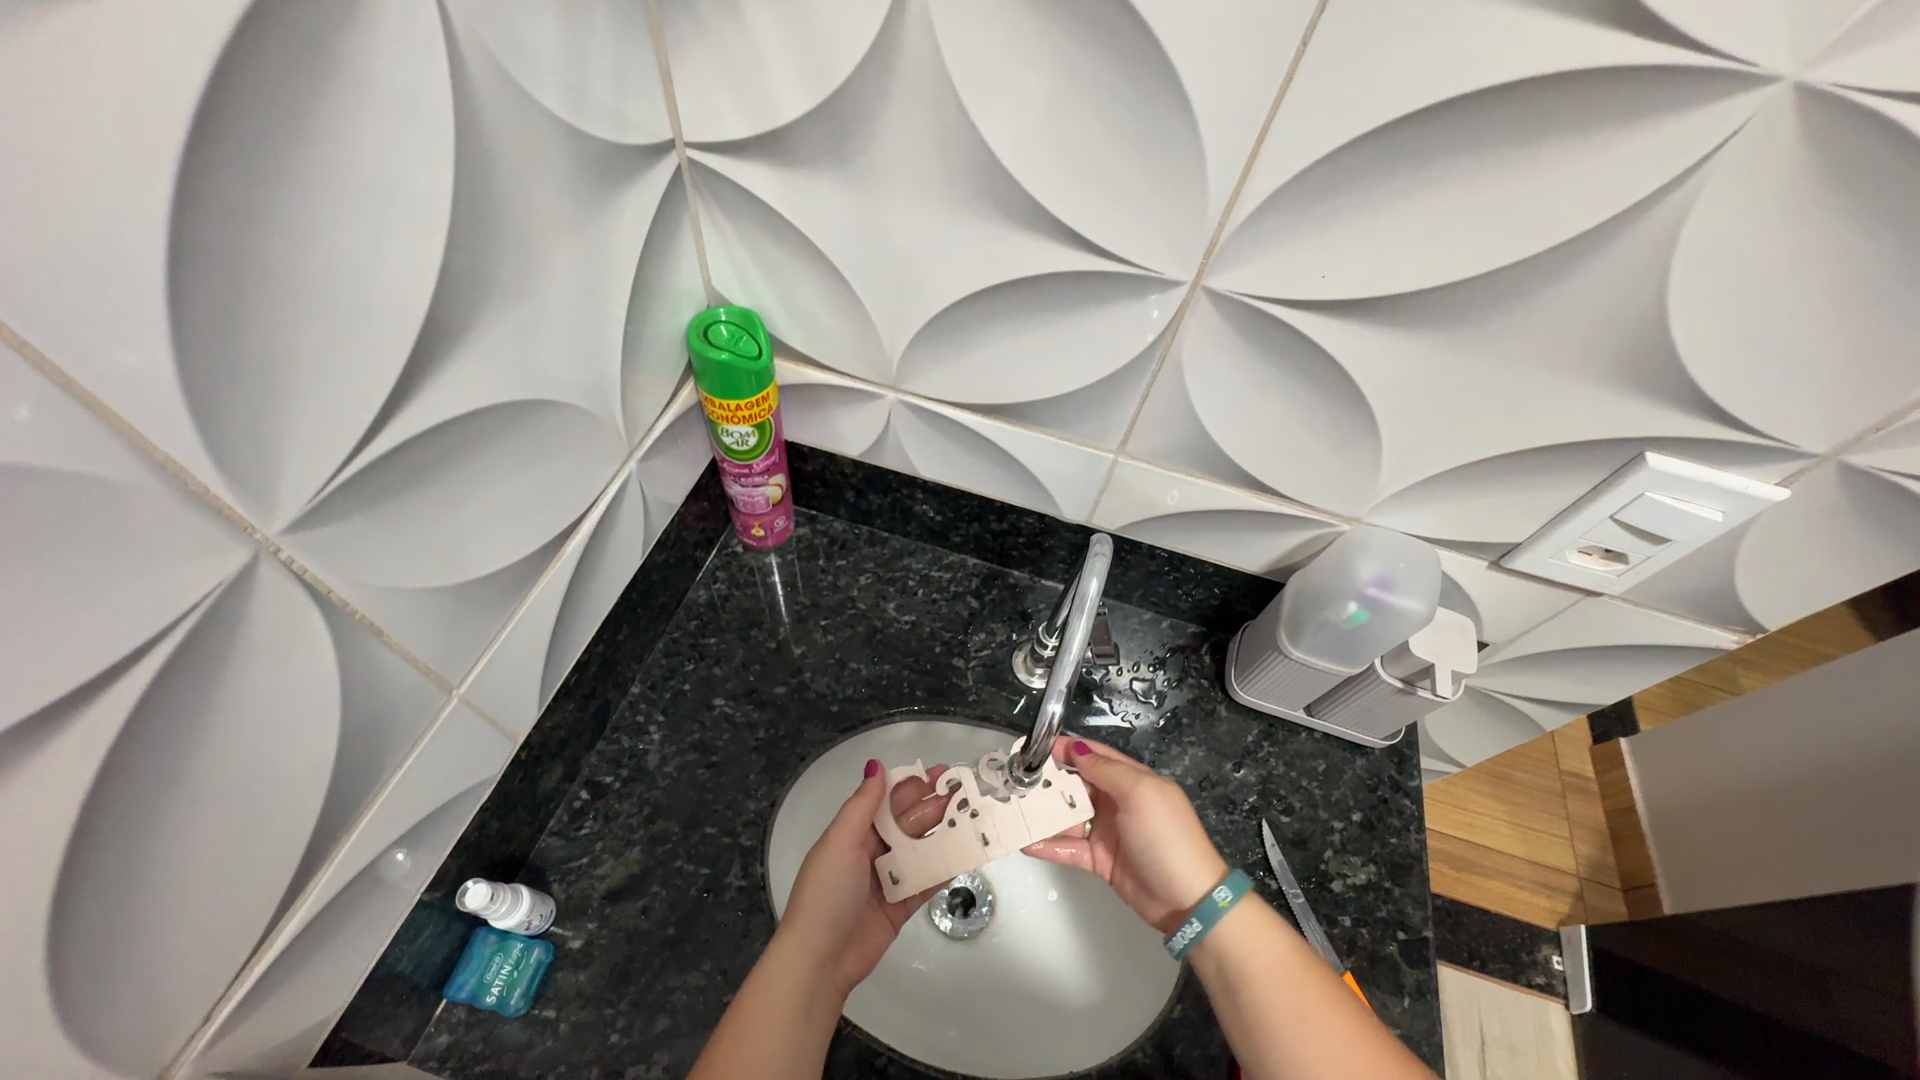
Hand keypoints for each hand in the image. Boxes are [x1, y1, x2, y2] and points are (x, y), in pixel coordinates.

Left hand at [776, 759, 948, 998]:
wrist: (820, 960)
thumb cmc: (827, 893)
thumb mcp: (840, 842)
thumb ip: (862, 805)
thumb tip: (877, 765)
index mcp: (852, 833)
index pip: (887, 801)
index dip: (912, 785)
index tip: (941, 772)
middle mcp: (870, 852)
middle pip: (907, 824)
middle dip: (934, 806)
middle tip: (965, 793)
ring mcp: (887, 881)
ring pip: (920, 851)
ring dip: (943, 835)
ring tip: (972, 819)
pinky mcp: (900, 908)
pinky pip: (926, 883)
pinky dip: (944, 869)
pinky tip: (966, 855)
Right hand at [1022, 737, 1228, 933]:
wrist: (1187, 899)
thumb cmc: (1166, 837)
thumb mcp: (1140, 794)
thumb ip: (1106, 770)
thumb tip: (1076, 749)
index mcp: (1132, 780)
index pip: (1095, 756)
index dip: (1067, 748)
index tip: (1035, 745)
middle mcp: (1117, 802)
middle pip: (1076, 784)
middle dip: (1048, 780)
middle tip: (1014, 777)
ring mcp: (1107, 832)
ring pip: (1068, 816)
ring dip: (1043, 813)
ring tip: (1011, 808)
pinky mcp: (1099, 860)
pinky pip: (1068, 848)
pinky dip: (1048, 845)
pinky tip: (1025, 842)